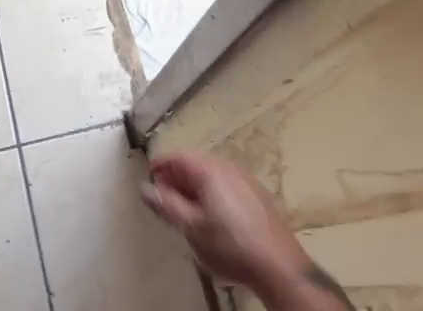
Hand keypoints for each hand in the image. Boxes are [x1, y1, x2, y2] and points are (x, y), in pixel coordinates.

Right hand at [140, 150, 312, 293]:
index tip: (149, 181)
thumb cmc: (229, 244)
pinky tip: (211, 217)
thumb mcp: (191, 227)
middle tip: (164, 199)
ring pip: (211, 175)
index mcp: (210, 169)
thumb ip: (166, 205)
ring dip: (193, 187)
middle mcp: (228, 167)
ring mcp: (245, 179)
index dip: (160, 165)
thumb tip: (145, 187)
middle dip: (175, 178)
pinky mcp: (256, 195)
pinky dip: (211, 193)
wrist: (278, 265)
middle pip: (195, 163)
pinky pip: (226, 185)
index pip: (178, 155)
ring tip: (184, 211)